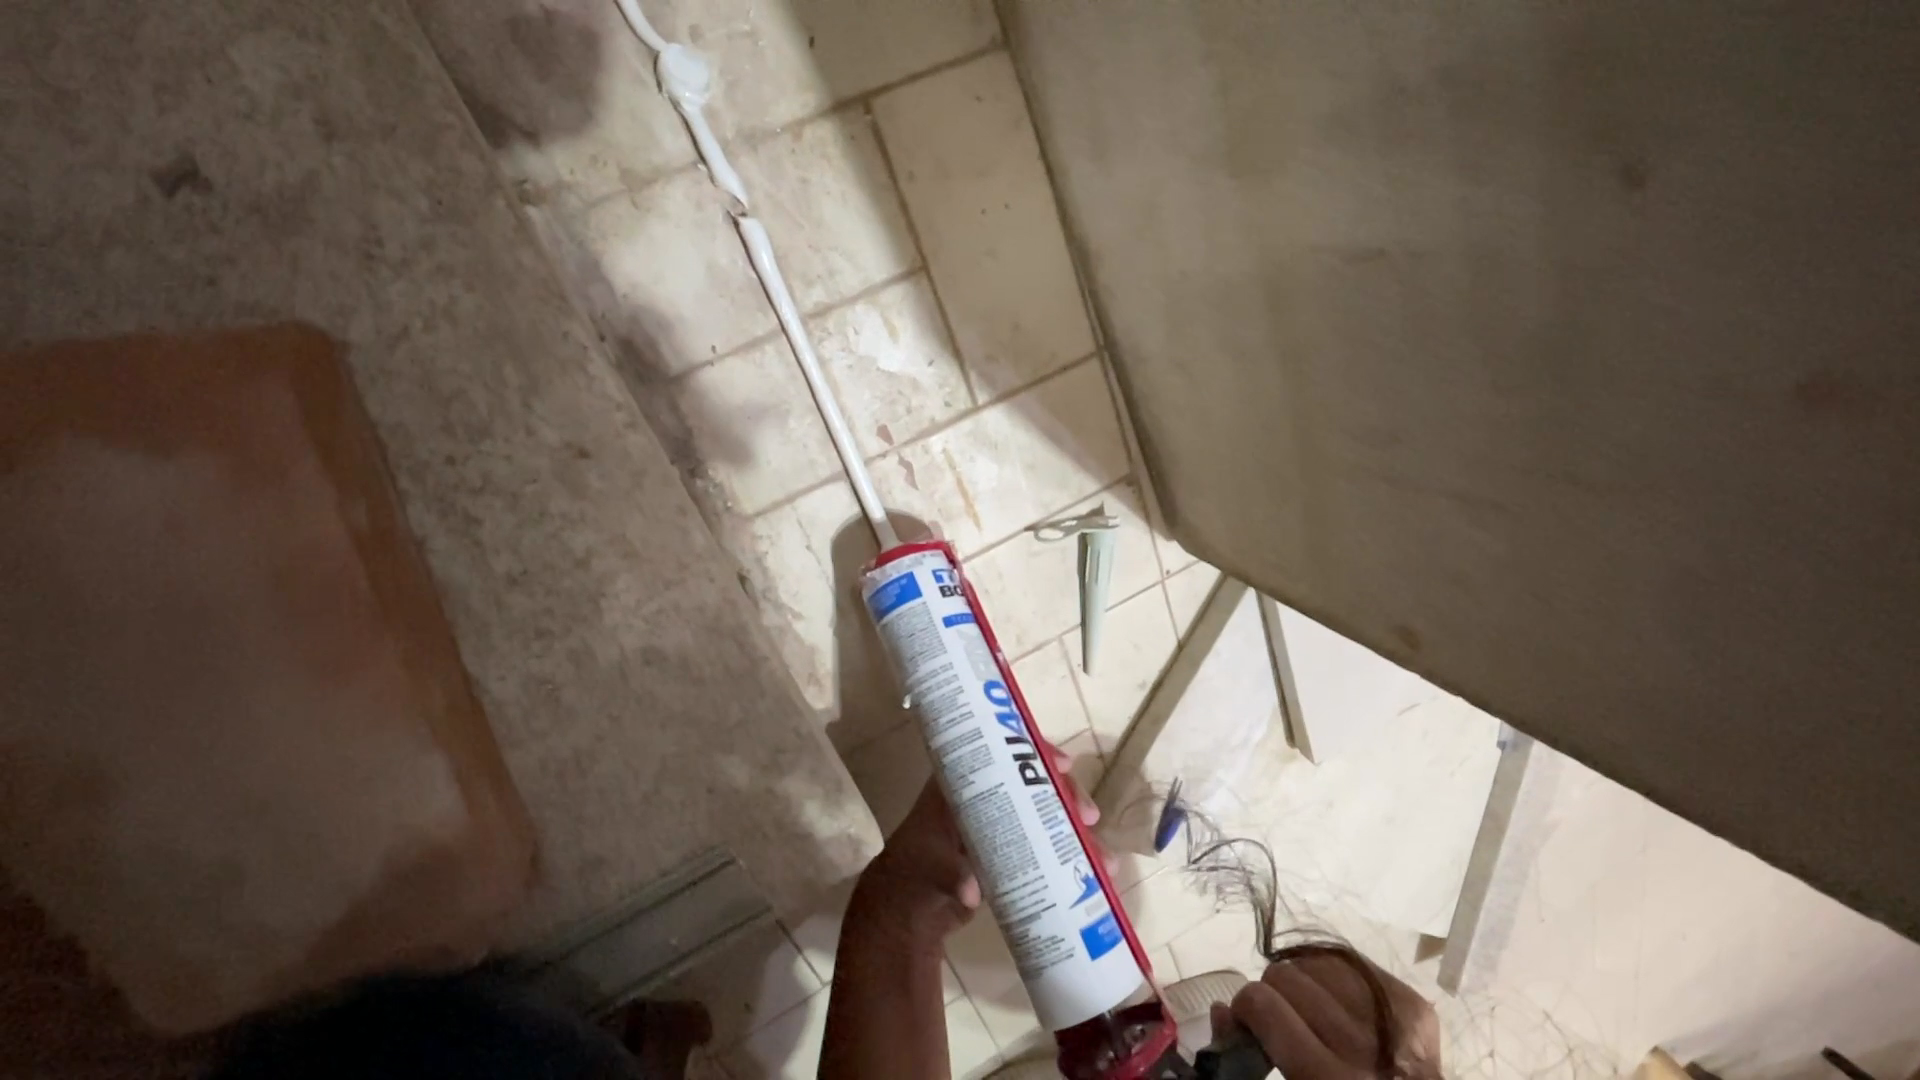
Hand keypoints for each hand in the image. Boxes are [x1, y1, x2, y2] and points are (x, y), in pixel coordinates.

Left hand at [852, 740, 1101, 947]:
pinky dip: (1071, 855)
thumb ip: (950, 874)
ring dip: (1076, 830)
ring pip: (1048, 813)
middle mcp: (989, 797)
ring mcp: (1003, 825)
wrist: (910, 910)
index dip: (1035, 751)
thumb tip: (971, 893)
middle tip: (1088, 816)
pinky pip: (1047, 845)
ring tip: (1103, 857)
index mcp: (964, 783)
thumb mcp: (929, 867)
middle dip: (1066, 794)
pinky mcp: (1013, 854)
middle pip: (1036, 782)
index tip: (1063, 762)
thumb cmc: (913, 872)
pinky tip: (1098, 870)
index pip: (1003, 753)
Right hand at [1208, 947, 1439, 1079]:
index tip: (1248, 1024)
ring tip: (1315, 1016)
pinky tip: (1340, 1007)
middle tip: (1284, 1024)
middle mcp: (1366, 1046)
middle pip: (1285, 977)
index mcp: (1331, 1079)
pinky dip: (1334, 980)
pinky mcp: (1414, 1003)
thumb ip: (1251, 1051)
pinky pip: (1348, 961)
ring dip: (1304, 985)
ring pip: (1313, 961)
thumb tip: (1221, 1009)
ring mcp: (1396, 1019)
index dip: (1245, 1009)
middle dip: (1274, 996)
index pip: (1263, 1004)